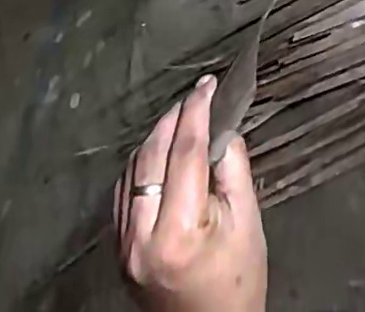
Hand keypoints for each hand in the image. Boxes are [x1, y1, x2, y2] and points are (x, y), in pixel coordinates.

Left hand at [116, 75, 266, 311]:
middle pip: (152, 154)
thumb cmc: (238, 279)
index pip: (185, 152)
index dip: (198, 111)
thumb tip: (220, 125)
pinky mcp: (118, 248)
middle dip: (175, 116)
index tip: (209, 85)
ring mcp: (123, 244)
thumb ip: (231, 165)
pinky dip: (144, 160)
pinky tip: (163, 149)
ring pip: (133, 168)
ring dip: (158, 135)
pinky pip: (125, 189)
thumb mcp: (247, 218)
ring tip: (184, 116)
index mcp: (179, 230)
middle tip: (197, 94)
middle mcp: (141, 235)